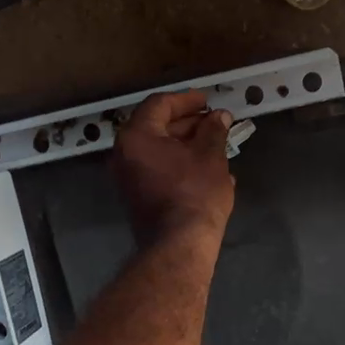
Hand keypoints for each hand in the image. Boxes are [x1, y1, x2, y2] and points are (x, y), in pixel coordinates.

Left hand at [112, 90, 234, 245]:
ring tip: (217, 145)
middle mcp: (124, 154)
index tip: (209, 101)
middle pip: (157, 127)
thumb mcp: (210, 156)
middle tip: (216, 123)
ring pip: (160, 150)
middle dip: (189, 123)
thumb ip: (214, 130)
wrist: (179, 245)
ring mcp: (128, 178)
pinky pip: (159, 170)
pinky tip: (208, 169)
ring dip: (188, 145)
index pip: (160, 104)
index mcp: (137, 136)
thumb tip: (220, 116)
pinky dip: (180, 164)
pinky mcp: (138, 197)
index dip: (187, 99)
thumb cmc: (195, 193)